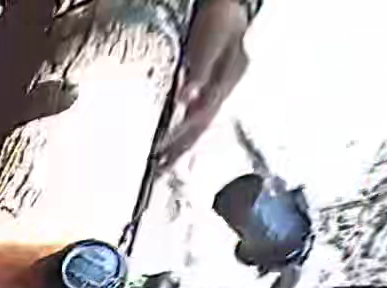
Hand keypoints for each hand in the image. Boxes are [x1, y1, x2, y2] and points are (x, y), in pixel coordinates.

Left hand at [157, 0, 250, 168]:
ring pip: (199, 125)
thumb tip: (187, 99)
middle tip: (159, 172)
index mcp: (227, 80)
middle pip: (201, 127)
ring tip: (162, 167)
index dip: (180, 137)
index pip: (201, 118)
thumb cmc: (217, 22)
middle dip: (180, 150)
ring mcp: (219, 90)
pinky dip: (183, 134)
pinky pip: (196, 118)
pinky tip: (172, 147)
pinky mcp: (210, 90)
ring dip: (181, 147)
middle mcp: (225, 89)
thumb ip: (199, 73)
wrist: (227, 6)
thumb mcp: (210, 45)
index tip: (160, 154)